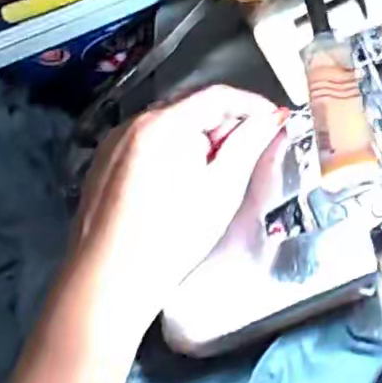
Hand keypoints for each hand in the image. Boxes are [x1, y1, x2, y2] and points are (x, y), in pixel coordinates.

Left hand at [71, 86, 290, 328]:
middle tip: (246, 155)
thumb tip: (274, 116)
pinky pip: (151, 142)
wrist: (107, 287)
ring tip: (213, 177)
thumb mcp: (224, 186)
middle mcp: (135, 125)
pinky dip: (175, 152)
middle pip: (196, 107)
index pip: (220, 95)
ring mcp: (115, 144)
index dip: (254, 105)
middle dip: (227, 126)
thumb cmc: (169, 239)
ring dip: (202, 140)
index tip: (275, 120)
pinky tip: (181, 187)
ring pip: (174, 125)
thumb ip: (251, 142)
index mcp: (165, 124)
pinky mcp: (106, 164)